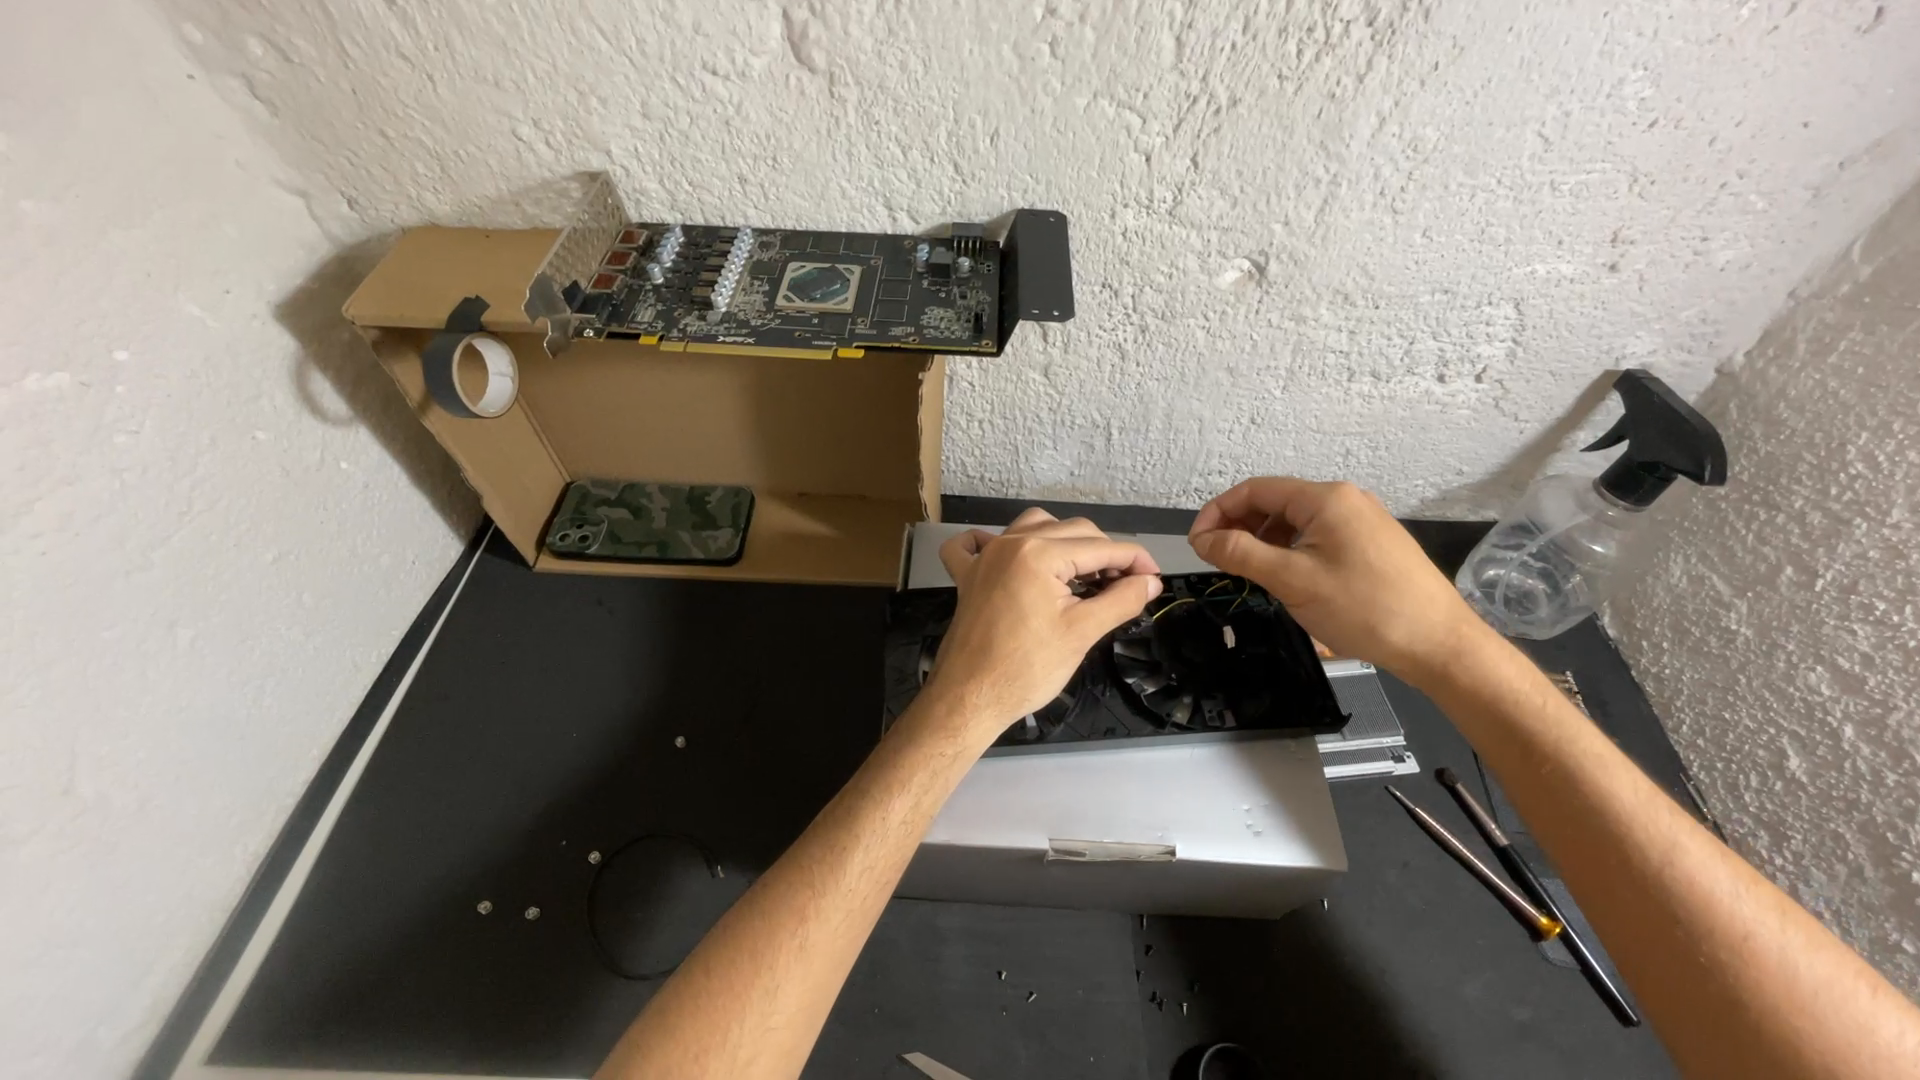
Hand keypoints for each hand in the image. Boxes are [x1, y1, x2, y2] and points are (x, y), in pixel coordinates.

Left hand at [926, 509, 1162, 741]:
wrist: (969, 698)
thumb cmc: (1025, 669)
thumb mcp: (1082, 633)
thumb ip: (1122, 600)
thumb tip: (1149, 583)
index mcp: (1039, 553)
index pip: (1102, 547)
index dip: (1135, 561)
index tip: (1153, 579)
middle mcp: (1010, 543)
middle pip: (1074, 531)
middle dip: (1105, 553)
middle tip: (1126, 585)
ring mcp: (985, 557)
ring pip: (1034, 527)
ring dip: (1063, 541)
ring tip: (1084, 574)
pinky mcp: (968, 577)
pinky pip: (975, 544)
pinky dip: (994, 542)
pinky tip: (1012, 557)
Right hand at [1188, 478, 1484, 682]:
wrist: (1438, 642)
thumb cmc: (1362, 608)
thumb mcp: (1292, 580)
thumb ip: (1241, 553)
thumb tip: (1201, 539)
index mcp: (1325, 499)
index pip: (1254, 490)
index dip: (1218, 512)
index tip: (1196, 544)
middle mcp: (1344, 499)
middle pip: (1274, 502)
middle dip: (1239, 527)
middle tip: (1216, 561)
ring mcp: (1362, 521)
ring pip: (1295, 522)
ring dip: (1262, 541)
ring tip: (1247, 572)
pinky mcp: (1372, 544)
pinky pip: (1317, 536)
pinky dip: (1290, 550)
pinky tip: (1285, 578)